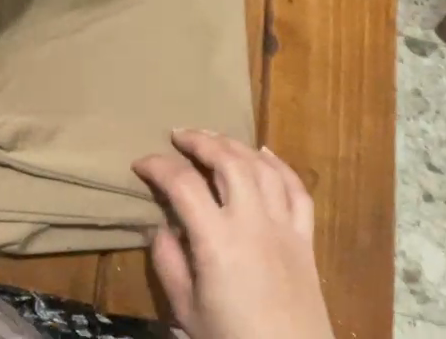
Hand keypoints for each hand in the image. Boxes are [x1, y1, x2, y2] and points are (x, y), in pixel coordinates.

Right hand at [132, 131, 333, 338]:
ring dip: (235, 146)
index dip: (157, 166)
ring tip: (213, 139)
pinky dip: (279, 165)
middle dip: (200, 141)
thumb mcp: (186, 310)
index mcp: (217, 241)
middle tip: (177, 135)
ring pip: (262, 168)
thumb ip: (168, 262)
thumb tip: (164, 228)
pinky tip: (263, 154)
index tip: (139, 165)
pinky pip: (297, 192)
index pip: (182, 183)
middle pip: (228, 161)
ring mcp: (284, 230)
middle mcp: (252, 224)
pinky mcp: (306, 242)